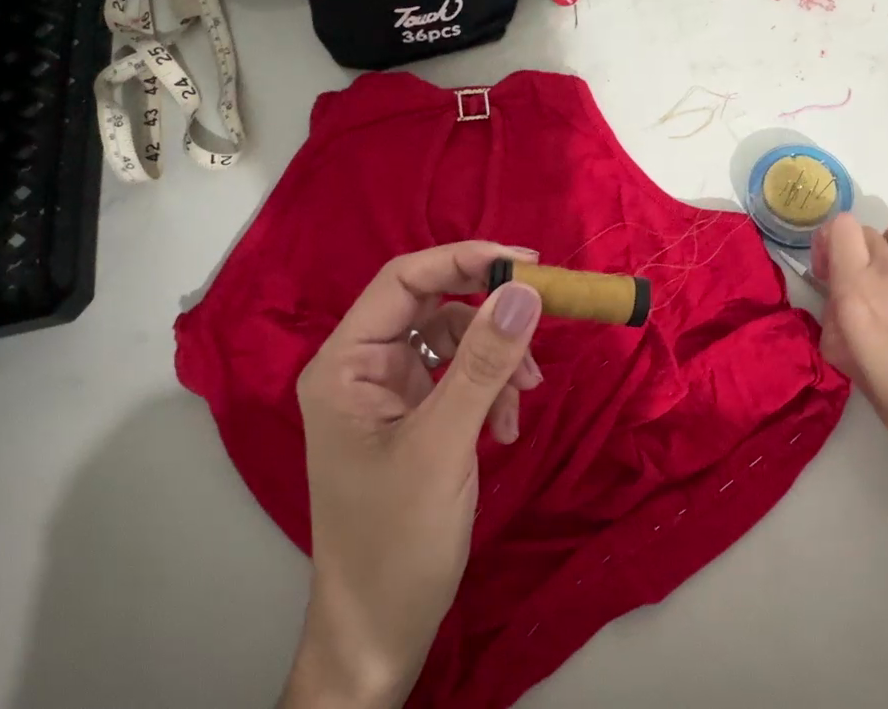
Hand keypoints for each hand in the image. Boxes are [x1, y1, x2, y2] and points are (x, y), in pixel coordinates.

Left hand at [282, 242, 544, 708]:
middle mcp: (364, 369)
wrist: (381, 626)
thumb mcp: (444, 445)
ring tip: (523, 401)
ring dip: (498, 361)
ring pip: (456, 342)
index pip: (403, 281)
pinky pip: (463, 378)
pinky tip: (507, 430)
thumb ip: (483, 363)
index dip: (464, 260)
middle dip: (490, 317)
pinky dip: (493, 393)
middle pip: (434, 306)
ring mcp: (390, 395)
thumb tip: (525, 291)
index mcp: (345, 364)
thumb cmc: (396, 539)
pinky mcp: (417, 419)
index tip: (528, 264)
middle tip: (543, 321)